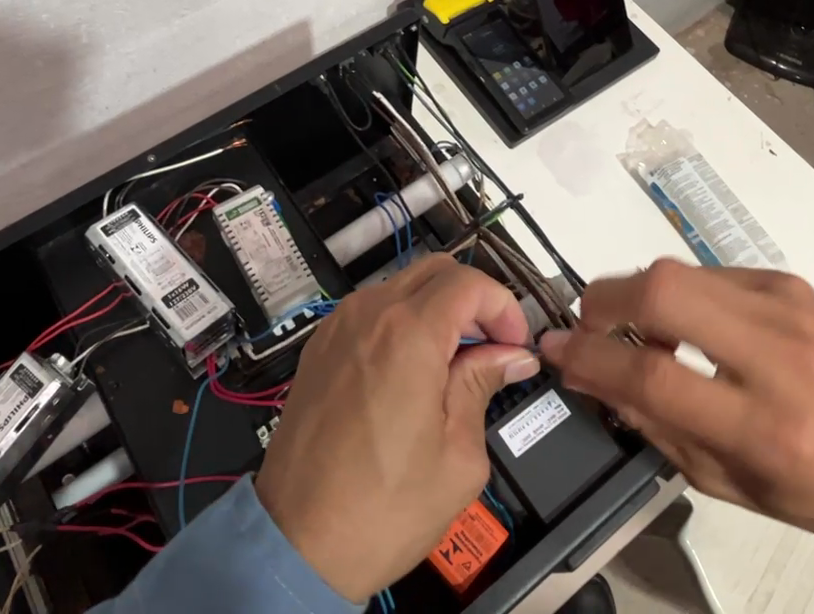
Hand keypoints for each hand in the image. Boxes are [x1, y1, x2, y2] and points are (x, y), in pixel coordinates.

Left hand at [255, 256, 541, 600]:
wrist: (299, 542)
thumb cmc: (381, 508)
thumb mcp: (457, 454)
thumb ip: (482, 386)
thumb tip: (510, 357)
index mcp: (407, 335)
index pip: (468, 283)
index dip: (503, 305)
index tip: (515, 343)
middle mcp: (368, 316)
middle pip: (435, 271)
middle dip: (473, 298)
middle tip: (494, 344)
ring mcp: (337, 328)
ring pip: (401, 286)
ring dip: (437, 307)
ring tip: (458, 361)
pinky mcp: (320, 348)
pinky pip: (371, 312)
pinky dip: (403, 321)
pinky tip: (416, 369)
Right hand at [538, 260, 813, 541]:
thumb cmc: (810, 489)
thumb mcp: (723, 482)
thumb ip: (650, 422)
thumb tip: (588, 371)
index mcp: (766, 428)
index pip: (654, 376)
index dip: (590, 359)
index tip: (553, 351)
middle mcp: (780, 357)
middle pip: (665, 294)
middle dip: (605, 300)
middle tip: (587, 324)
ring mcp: (788, 309)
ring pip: (680, 272)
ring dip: (636, 294)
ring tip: (635, 329)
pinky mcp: (790, 284)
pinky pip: (707, 273)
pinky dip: (677, 294)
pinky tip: (683, 323)